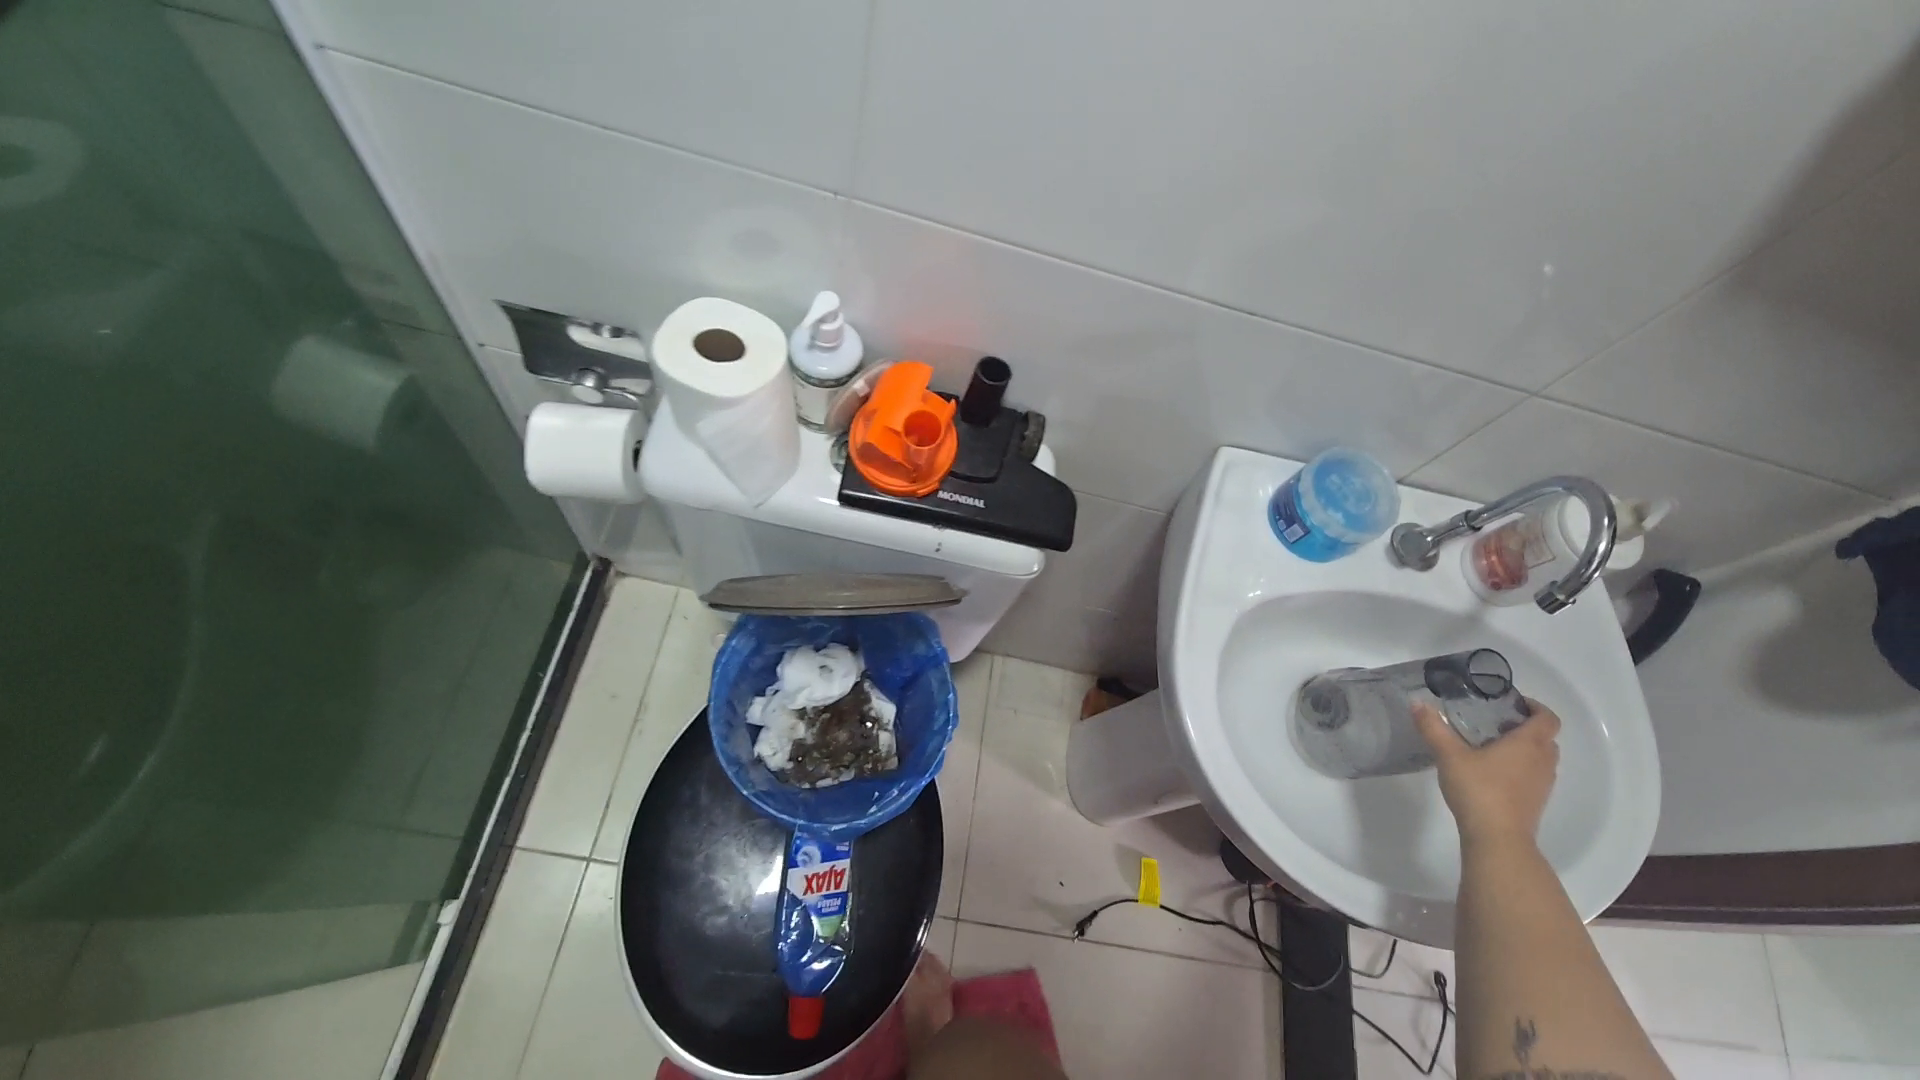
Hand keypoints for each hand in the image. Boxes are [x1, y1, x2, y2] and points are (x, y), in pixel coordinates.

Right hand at [1414, 699, 1560, 848]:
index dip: (1535, 707)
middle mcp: (1542, 761)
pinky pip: (1534, 776)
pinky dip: (1520, 768)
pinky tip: (1492, 774)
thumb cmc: (1479, 789)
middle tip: (1495, 724)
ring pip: (1541, 758)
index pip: (1548, 718)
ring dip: (1524, 749)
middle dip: (1525, 727)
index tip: (1512, 703)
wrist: (1497, 838)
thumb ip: (1433, 728)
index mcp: (1529, 744)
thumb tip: (1417, 703)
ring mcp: (1542, 784)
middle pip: (1545, 737)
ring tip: (1491, 747)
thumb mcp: (1449, 755)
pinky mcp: (1536, 802)